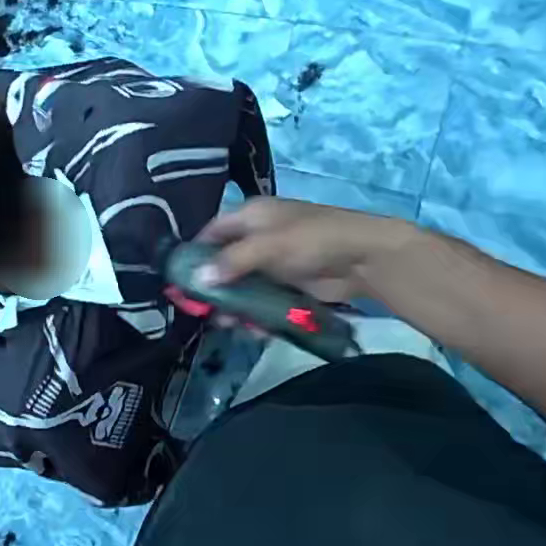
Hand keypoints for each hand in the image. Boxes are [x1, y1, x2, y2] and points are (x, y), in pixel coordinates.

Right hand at [195, 197, 421, 303]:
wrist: (364, 257)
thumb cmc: (313, 240)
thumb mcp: (268, 246)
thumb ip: (232, 262)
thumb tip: (197, 280)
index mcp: (251, 216)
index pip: (212, 233)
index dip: (195, 254)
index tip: (180, 281)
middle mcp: (258, 236)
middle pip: (225, 262)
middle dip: (213, 287)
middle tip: (202, 312)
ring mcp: (274, 261)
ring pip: (243, 285)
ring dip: (234, 305)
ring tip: (227, 325)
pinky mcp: (289, 283)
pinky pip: (263, 299)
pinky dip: (256, 312)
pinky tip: (252, 329)